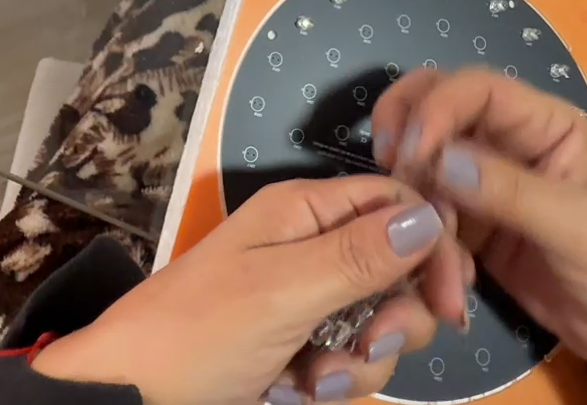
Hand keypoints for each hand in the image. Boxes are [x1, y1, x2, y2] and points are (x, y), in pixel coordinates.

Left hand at [33, 175, 461, 403]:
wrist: (135, 399)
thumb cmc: (202, 332)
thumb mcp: (283, 290)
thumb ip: (358, 256)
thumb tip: (429, 214)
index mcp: (304, 209)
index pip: (393, 202)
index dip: (430, 243)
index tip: (451, 300)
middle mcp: (312, 243)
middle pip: (396, 265)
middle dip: (396, 313)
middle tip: (371, 344)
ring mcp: (307, 295)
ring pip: (379, 318)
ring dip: (362, 357)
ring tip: (315, 380)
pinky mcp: (302, 343)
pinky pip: (350, 356)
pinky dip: (337, 378)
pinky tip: (299, 391)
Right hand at [372, 67, 586, 396]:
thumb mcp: (583, 229)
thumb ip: (509, 191)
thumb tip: (436, 159)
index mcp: (544, 124)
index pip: (474, 88)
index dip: (435, 107)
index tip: (409, 153)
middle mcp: (509, 144)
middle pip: (437, 111)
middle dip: (406, 135)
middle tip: (390, 172)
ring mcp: (490, 188)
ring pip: (428, 170)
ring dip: (420, 210)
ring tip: (436, 265)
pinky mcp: (480, 231)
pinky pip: (436, 221)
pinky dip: (432, 249)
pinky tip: (453, 286)